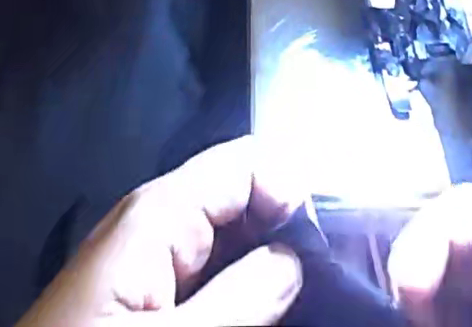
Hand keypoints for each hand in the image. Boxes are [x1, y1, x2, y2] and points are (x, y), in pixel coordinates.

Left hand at [14, 136, 306, 326]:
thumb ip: (246, 295)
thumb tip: (298, 256)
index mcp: (162, 210)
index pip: (250, 161)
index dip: (294, 190)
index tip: (327, 243)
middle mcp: (159, 221)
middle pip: (245, 194)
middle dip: (287, 227)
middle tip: (326, 274)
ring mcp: (150, 261)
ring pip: (232, 237)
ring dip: (269, 263)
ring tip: (305, 295)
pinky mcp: (144, 300)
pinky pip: (210, 274)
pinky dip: (242, 289)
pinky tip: (263, 311)